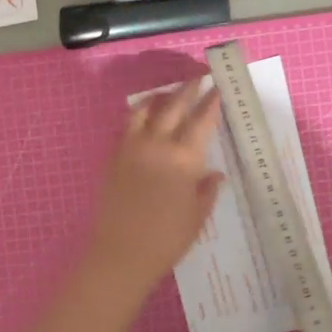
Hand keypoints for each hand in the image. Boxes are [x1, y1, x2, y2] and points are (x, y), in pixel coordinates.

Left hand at [87, 79, 225, 286]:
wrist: (120, 254)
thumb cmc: (166, 240)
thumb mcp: (196, 217)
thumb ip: (206, 191)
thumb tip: (215, 173)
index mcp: (184, 159)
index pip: (202, 121)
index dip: (211, 102)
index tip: (218, 88)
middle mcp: (157, 145)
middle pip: (174, 106)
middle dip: (188, 89)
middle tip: (198, 76)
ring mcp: (131, 149)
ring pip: (145, 110)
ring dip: (160, 97)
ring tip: (169, 94)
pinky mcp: (113, 158)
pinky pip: (126, 126)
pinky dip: (138, 115)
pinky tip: (145, 119)